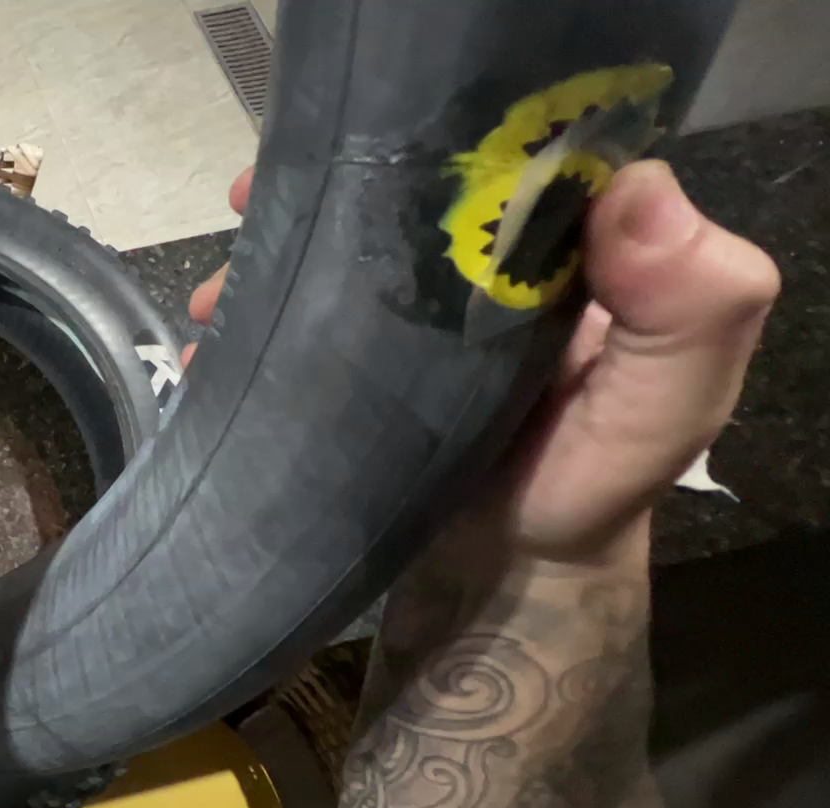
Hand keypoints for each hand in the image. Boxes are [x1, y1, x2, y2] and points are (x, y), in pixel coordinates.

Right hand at [184, 161, 779, 563]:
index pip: (475, 177)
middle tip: (236, 215)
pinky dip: (244, 344)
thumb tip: (629, 186)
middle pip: (370, 224)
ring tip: (208, 305)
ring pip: (318, 283)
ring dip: (257, 279)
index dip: (411, 151)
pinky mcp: (345, 386)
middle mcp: (457, 287)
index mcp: (539, 262)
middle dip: (300, 214)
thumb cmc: (589, 483)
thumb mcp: (671, 396)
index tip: (340, 151)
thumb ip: (690, 301)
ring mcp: (392, 340)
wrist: (502, 566)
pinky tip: (209, 357)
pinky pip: (291, 347)